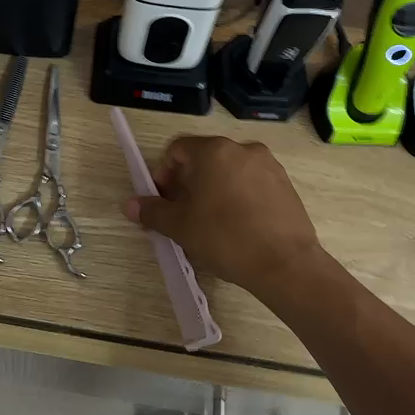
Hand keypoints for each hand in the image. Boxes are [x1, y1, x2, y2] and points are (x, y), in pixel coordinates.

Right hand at [123, 135, 330, 299]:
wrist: (286, 264)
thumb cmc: (225, 238)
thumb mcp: (180, 226)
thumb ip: (152, 211)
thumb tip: (129, 204)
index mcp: (213, 151)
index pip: (176, 150)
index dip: (163, 174)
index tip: (164, 201)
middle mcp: (242, 149)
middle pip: (203, 159)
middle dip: (188, 183)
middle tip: (183, 215)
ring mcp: (268, 165)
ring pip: (228, 171)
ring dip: (213, 190)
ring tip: (211, 223)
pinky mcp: (285, 184)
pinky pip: (251, 183)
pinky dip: (238, 197)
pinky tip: (238, 226)